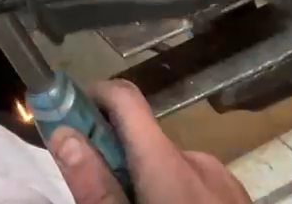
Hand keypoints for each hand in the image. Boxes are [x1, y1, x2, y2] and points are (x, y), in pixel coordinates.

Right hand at [46, 80, 251, 203]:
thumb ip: (94, 188)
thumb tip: (62, 132)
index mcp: (170, 165)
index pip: (125, 97)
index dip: (90, 98)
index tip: (65, 123)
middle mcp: (201, 165)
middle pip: (143, 140)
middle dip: (114, 162)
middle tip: (101, 202)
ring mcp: (229, 189)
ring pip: (169, 168)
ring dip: (146, 186)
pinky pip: (197, 191)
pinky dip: (175, 201)